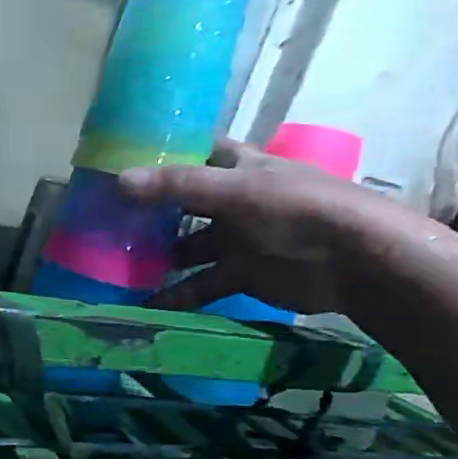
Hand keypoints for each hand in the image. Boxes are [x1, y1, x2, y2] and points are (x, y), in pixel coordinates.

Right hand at [119, 139, 422, 314]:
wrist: (354, 260)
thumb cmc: (296, 207)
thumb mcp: (236, 189)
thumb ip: (179, 186)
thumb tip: (120, 181)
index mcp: (237, 167)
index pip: (193, 153)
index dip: (160, 156)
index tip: (118, 162)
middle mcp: (232, 201)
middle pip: (183, 204)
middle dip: (149, 213)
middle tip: (103, 221)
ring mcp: (237, 240)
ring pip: (187, 247)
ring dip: (158, 258)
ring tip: (115, 267)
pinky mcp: (241, 276)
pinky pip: (201, 285)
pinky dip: (177, 296)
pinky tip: (146, 305)